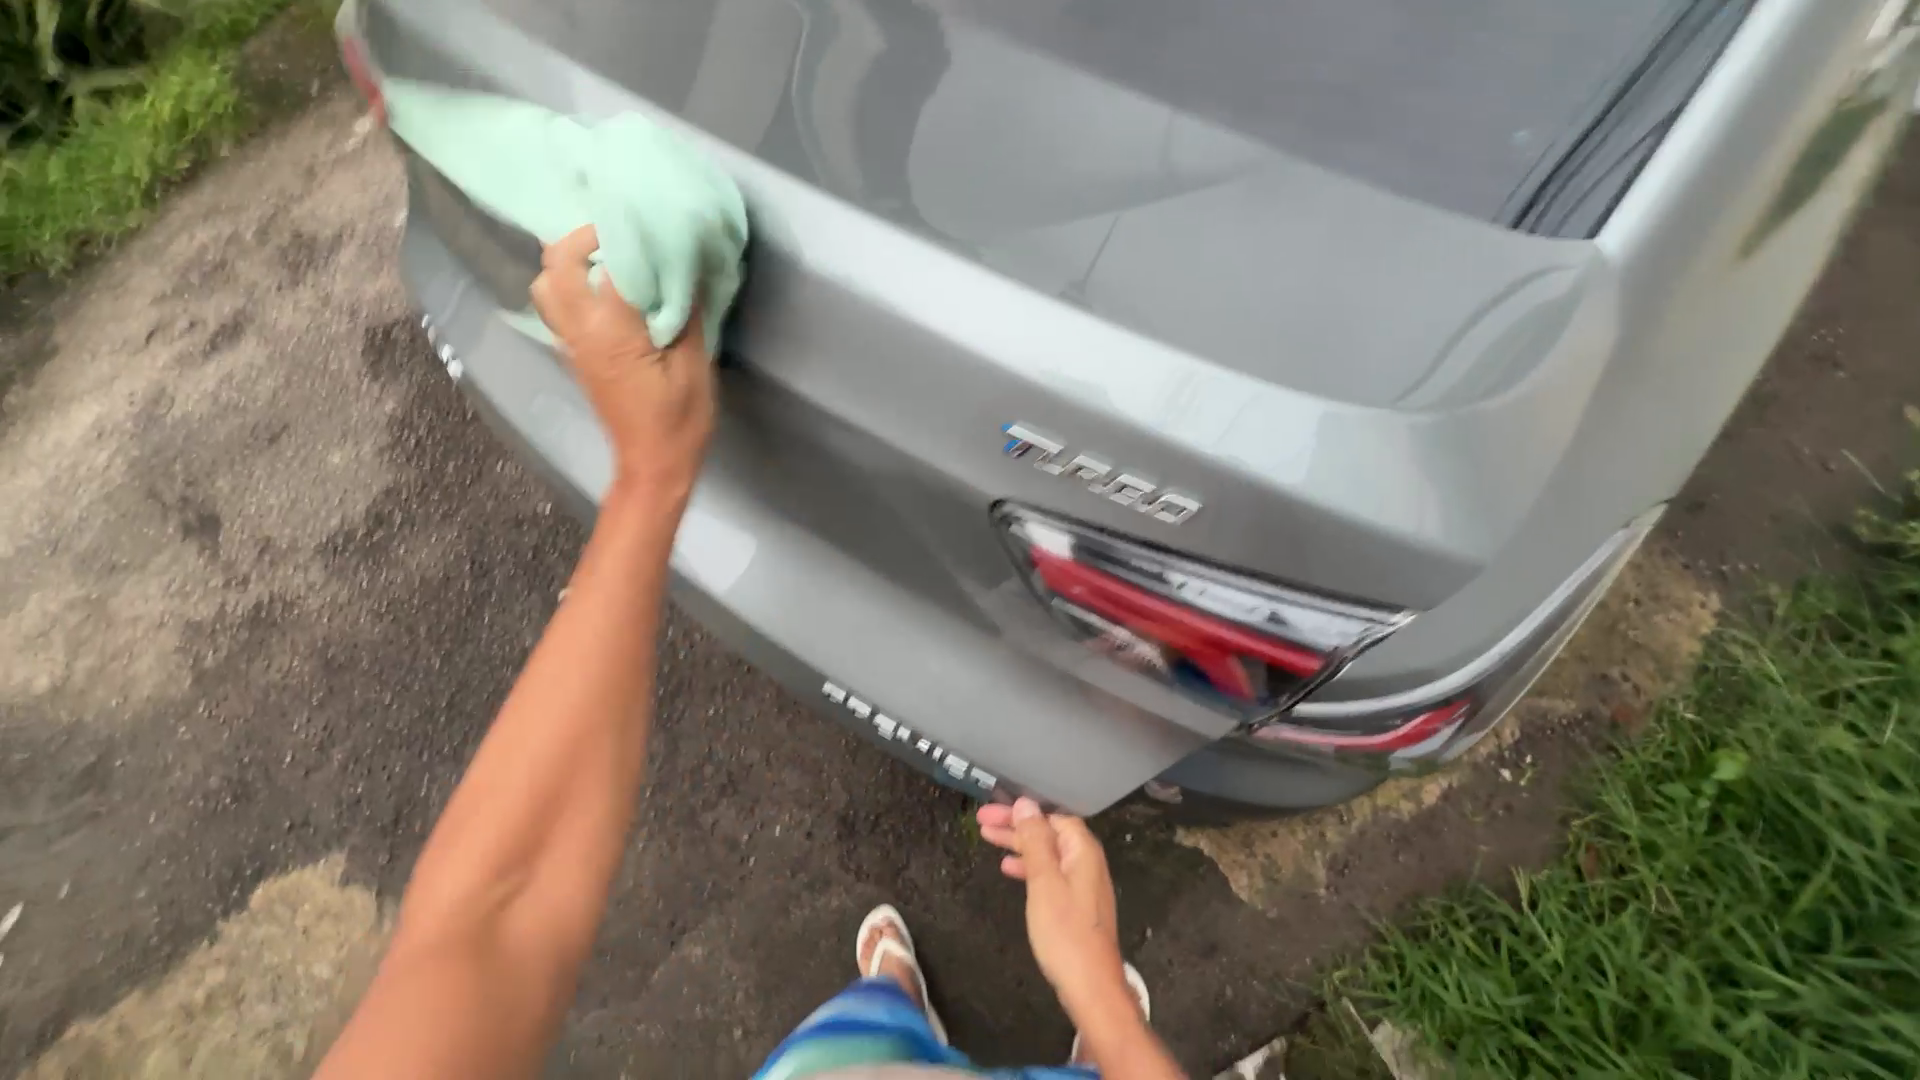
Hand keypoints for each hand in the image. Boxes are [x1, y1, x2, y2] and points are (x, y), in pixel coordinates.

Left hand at [531, 225, 715, 501]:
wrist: (652, 464)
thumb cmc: (679, 419)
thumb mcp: (694, 366)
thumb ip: (685, 313)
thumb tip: (686, 267)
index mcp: (611, 331)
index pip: (606, 263)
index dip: (626, 235)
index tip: (650, 219)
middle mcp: (581, 330)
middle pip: (556, 264)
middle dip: (584, 238)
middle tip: (622, 234)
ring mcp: (573, 344)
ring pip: (547, 285)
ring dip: (569, 263)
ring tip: (608, 259)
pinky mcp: (576, 355)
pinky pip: (558, 307)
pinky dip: (571, 285)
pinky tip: (605, 289)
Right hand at [978, 798, 1129, 1016]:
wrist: (1091, 986)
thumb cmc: (1064, 931)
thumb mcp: (1044, 881)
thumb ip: (1035, 840)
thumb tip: (1027, 803)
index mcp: (1082, 850)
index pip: (1051, 817)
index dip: (1021, 812)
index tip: (991, 813)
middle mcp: (1086, 861)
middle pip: (1048, 833)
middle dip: (1016, 826)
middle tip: (982, 822)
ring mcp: (1082, 883)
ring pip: (1047, 853)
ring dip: (1019, 845)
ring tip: (989, 840)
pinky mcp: (1076, 903)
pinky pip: (1049, 872)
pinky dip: (1029, 867)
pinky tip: (1009, 870)